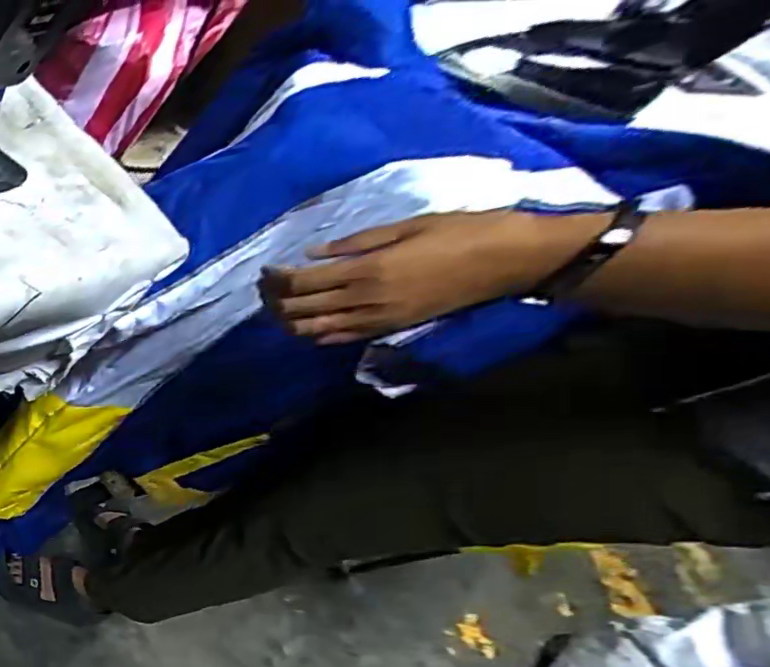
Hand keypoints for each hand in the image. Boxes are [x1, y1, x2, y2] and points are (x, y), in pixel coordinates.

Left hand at [260, 210, 607, 343]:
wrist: (507, 261)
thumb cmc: (463, 232)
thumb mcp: (409, 225)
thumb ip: (356, 243)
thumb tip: (312, 254)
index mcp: (366, 269)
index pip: (302, 283)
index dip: (276, 280)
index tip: (264, 272)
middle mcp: (362, 300)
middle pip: (299, 309)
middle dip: (273, 301)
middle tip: (262, 290)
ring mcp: (372, 320)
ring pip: (311, 330)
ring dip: (287, 322)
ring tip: (275, 309)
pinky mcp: (383, 330)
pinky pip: (336, 339)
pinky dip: (313, 335)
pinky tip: (303, 325)